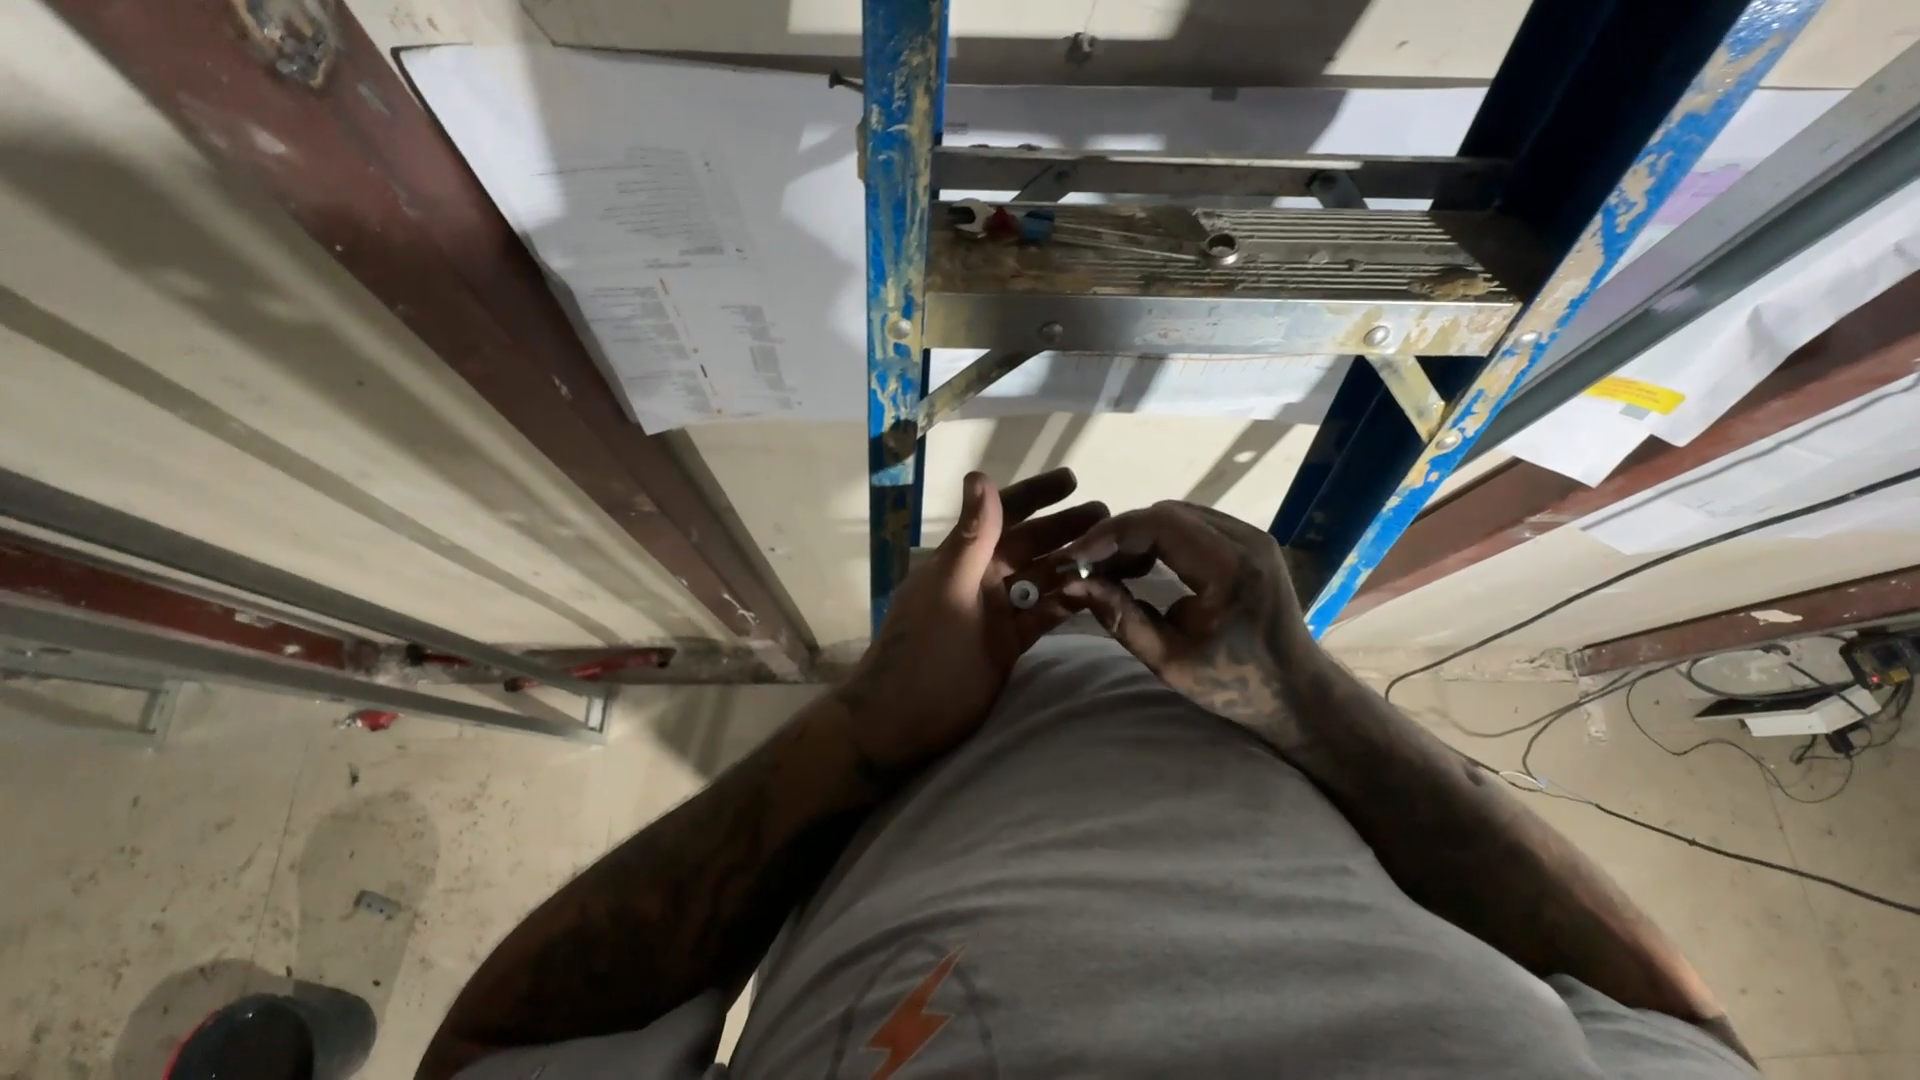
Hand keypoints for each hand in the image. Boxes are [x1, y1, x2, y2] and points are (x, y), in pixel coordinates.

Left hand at [834, 468, 1106, 774]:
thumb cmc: (923, 651)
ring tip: (1115, 552)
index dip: (1034, 495)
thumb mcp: (949, 590)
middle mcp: (980, 579)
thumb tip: (981, 476)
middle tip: (1110, 517)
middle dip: (1065, 528)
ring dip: (1073, 564)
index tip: (1071, 479)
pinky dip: (1068, 602)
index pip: (1001, 515)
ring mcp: (996, 612)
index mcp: (960, 560)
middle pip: (1029, 544)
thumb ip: (972, 538)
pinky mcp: (1009, 643)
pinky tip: (1097, 591)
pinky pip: (1044, 614)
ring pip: (1041, 578)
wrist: (901, 720)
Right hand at [1049, 501, 1324, 748]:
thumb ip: (1119, 617)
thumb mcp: (1167, 660)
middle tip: (1085, 567)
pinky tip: (1140, 567)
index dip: (1108, 535)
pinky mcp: (1249, 542)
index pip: (1157, 524)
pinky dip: (1158, 540)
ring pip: (1176, 515)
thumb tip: (1071, 584)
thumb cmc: (1233, 684)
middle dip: (1118, 536)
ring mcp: (1250, 536)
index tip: (1073, 558)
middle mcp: (1244, 539)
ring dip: (1136, 536)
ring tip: (1107, 569)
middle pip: (1164, 514)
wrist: (1296, 691)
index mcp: (1229, 567)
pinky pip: (1191, 525)